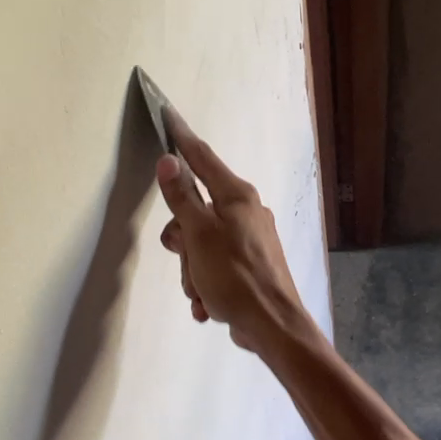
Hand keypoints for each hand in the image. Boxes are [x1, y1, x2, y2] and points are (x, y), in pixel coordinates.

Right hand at [155, 117, 313, 355]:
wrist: (273, 325)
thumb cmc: (234, 276)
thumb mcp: (199, 235)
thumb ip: (182, 198)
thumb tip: (168, 160)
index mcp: (237, 196)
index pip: (201, 157)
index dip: (180, 139)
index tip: (167, 114)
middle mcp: (247, 212)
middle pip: (196, 211)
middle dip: (183, 242)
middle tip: (185, 259)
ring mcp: (250, 241)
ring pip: (202, 245)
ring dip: (193, 272)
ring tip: (202, 292)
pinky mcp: (250, 268)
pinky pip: (216, 269)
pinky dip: (207, 287)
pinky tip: (209, 306)